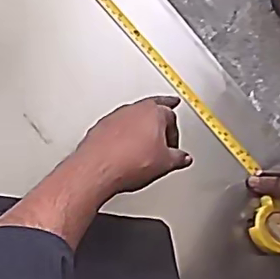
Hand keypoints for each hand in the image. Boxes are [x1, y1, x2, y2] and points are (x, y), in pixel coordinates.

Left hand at [67, 96, 193, 196]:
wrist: (98, 169)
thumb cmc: (128, 162)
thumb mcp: (165, 164)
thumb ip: (178, 158)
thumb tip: (182, 158)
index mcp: (154, 112)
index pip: (171, 116)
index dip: (175, 134)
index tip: (174, 147)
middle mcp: (132, 109)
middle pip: (150, 110)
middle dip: (158, 122)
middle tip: (164, 128)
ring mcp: (114, 117)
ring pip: (131, 118)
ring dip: (138, 129)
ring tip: (142, 146)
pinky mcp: (99, 128)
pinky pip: (115, 129)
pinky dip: (121, 136)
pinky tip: (122, 150)